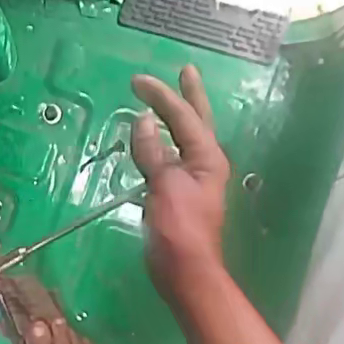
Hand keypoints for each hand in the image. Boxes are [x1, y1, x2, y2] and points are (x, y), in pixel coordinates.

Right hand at [130, 66, 230, 302]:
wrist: (186, 272)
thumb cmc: (179, 228)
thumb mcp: (165, 185)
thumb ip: (153, 152)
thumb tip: (142, 121)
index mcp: (207, 157)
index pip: (182, 117)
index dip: (160, 96)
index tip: (136, 81)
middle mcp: (205, 165)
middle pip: (196, 122)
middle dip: (188, 98)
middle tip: (186, 71)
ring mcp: (193, 183)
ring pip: (184, 142)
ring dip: (174, 122)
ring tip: (166, 105)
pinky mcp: (179, 199)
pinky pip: (170, 163)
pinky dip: (161, 149)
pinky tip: (154, 147)